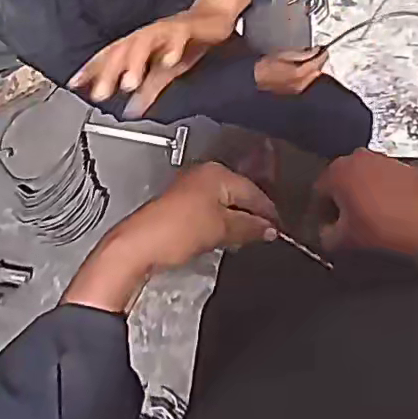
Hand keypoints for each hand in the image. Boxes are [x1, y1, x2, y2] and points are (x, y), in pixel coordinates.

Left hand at [63, 163, 279, 312]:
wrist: (139, 246)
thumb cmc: (173, 231)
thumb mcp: (222, 229)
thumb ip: (250, 227)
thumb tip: (268, 228)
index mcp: (215, 173)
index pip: (253, 190)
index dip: (268, 211)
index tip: (277, 227)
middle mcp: (202, 175)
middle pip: (238, 194)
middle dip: (252, 215)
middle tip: (265, 234)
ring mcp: (189, 188)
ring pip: (223, 203)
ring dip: (235, 220)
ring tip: (244, 239)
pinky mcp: (180, 205)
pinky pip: (209, 210)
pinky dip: (219, 223)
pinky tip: (221, 237)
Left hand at [71, 0, 251, 117]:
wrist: (215, 17)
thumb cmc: (187, 41)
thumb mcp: (166, 71)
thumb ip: (148, 90)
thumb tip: (131, 111)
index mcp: (139, 45)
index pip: (110, 56)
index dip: (91, 69)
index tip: (74, 83)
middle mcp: (147, 35)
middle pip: (123, 50)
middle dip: (110, 72)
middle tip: (101, 93)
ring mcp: (166, 29)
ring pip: (145, 42)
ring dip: (136, 62)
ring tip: (130, 82)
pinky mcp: (187, 27)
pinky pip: (178, 36)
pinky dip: (173, 47)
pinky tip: (170, 61)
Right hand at [254, 47, 327, 95]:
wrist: (255, 78)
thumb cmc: (265, 65)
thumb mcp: (283, 54)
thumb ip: (301, 53)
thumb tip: (315, 51)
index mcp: (298, 73)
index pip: (317, 63)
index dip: (322, 55)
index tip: (324, 49)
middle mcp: (301, 83)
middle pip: (317, 72)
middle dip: (319, 62)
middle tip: (318, 53)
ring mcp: (298, 89)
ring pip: (313, 78)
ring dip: (314, 69)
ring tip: (310, 60)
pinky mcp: (295, 91)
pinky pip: (307, 82)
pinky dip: (308, 75)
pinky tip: (303, 69)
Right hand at [314, 151, 417, 255]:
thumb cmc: (389, 226)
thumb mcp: (349, 239)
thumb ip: (327, 237)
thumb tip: (325, 234)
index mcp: (336, 171)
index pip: (318, 193)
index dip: (322, 215)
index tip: (330, 230)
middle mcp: (354, 158)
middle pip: (338, 184)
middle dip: (341, 204)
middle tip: (351, 228)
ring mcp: (379, 159)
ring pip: (360, 181)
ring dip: (361, 199)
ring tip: (373, 223)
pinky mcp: (399, 165)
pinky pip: (380, 180)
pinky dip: (380, 195)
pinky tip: (390, 215)